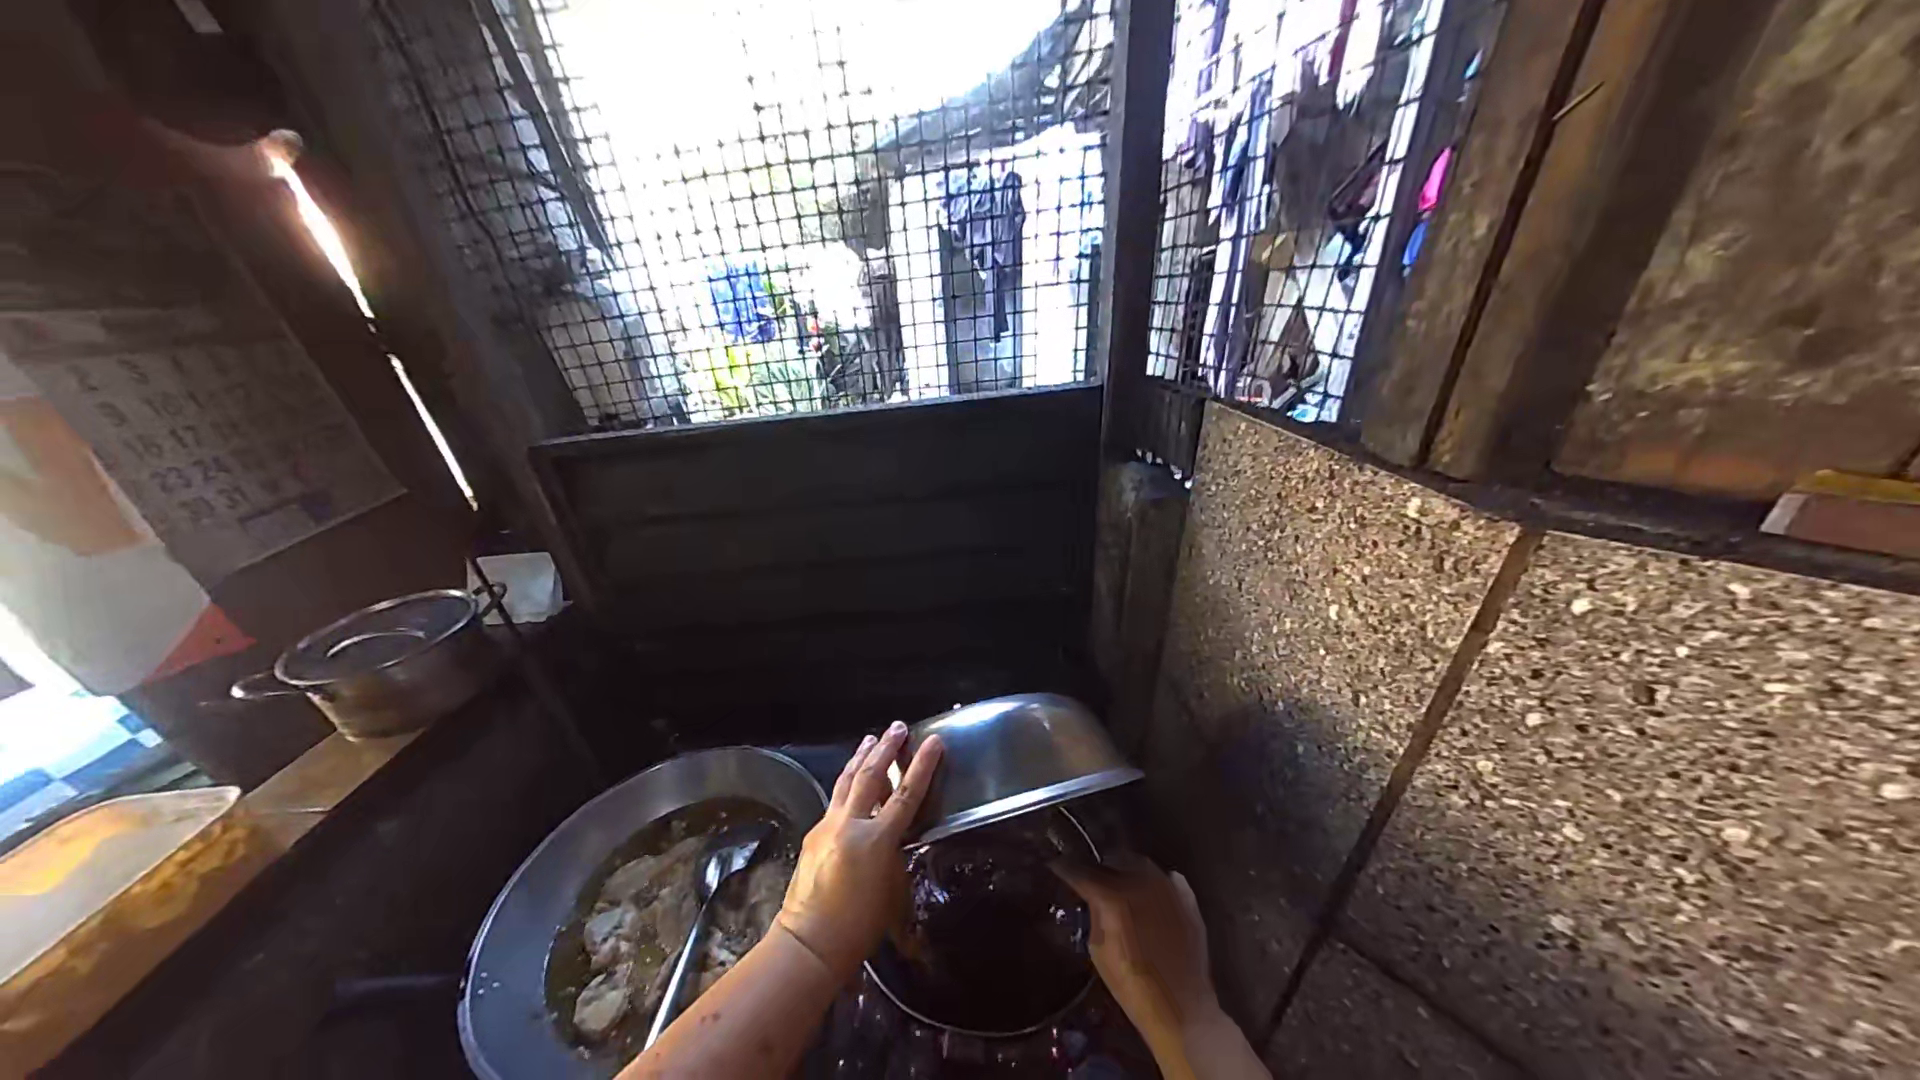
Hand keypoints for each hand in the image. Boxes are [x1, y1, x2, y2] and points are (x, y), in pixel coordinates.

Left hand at [775, 722, 943, 978]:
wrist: (808, 944)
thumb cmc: (860, 926)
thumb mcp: (892, 888)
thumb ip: (895, 852)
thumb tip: (894, 832)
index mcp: (875, 840)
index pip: (905, 794)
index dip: (922, 766)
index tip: (933, 741)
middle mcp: (849, 824)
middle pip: (871, 775)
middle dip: (886, 748)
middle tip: (897, 726)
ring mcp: (827, 826)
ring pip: (847, 780)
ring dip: (861, 757)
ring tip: (871, 738)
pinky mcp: (813, 833)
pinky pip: (836, 800)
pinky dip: (848, 783)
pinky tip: (851, 779)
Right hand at [1053, 854, 1236, 1075]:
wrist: (1182, 1010)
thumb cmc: (1132, 985)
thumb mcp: (1098, 950)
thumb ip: (1095, 913)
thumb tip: (1092, 897)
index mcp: (1112, 894)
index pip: (1080, 870)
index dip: (1065, 868)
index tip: (1057, 865)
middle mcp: (1140, 880)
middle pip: (1113, 858)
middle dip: (1100, 867)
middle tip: (1094, 880)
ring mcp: (1167, 887)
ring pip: (1141, 865)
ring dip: (1128, 871)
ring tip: (1123, 887)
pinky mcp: (1187, 899)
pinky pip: (1168, 880)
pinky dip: (1157, 885)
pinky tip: (1152, 898)